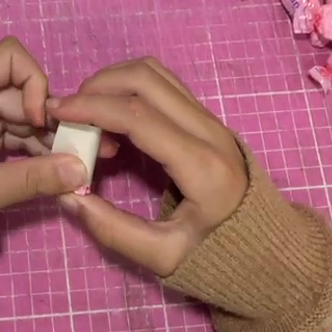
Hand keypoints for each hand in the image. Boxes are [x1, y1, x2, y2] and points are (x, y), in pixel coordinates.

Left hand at [0, 37, 89, 214]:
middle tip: (84, 148)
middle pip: (23, 92)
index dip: (32, 80)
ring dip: (50, 138)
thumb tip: (80, 169)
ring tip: (78, 165)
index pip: (8, 57)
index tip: (38, 119)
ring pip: (24, 117)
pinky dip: (38, 152)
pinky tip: (59, 172)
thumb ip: (31, 179)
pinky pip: (18, 138)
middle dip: (53, 117)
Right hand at [47, 57, 246, 276]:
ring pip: (154, 72)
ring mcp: (210, 118)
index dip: (91, 107)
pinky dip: (130, 84)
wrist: (274, 253)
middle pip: (144, 79)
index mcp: (202, 167)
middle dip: (97, 86)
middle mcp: (209, 131)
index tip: (57, 112)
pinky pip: (163, 82)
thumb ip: (114, 230)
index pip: (136, 115)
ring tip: (88, 109)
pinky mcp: (206, 115)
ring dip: (114, 79)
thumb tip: (69, 195)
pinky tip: (113, 110)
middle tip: (69, 111)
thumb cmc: (220, 259)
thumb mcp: (166, 259)